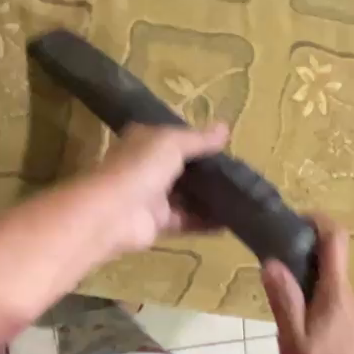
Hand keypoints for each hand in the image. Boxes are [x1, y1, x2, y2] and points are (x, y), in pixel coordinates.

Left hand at [74, 122, 228, 256]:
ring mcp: (151, 197)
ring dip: (209, 199)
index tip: (225, 147)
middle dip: (207, 173)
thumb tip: (225, 128)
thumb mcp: (172, 143)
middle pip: (182, 169)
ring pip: (185, 197)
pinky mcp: (156, 224)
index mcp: (145, 141)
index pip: (174, 138)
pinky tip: (228, 223)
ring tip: (238, 199)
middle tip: (238, 175)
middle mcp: (147, 167)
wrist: (114, 213)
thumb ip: (199, 139)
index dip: (197, 141)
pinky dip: (205, 223)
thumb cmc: (141, 167)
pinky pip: (186, 221)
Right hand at [261, 217, 353, 353]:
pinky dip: (331, 333)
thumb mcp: (292, 344)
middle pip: (331, 278)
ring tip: (301, 353)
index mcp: (338, 294)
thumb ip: (284, 301)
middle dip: (306, 290)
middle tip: (284, 324)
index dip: (318, 222)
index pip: (335, 239)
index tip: (298, 222)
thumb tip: (273, 262)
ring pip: (337, 305)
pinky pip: (348, 324)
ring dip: (317, 317)